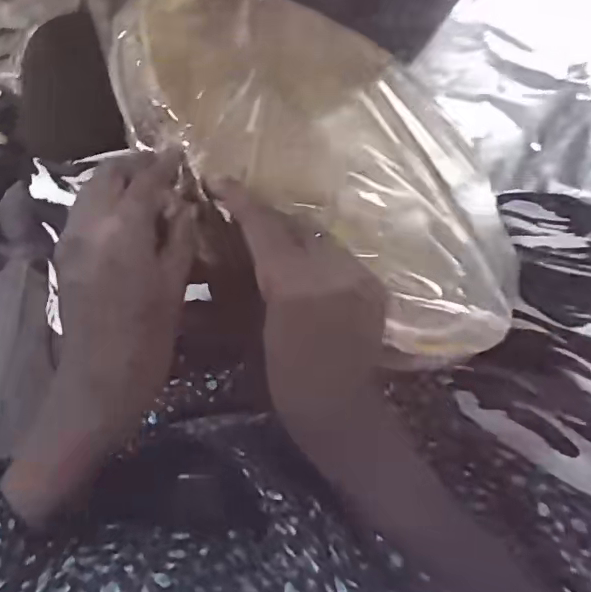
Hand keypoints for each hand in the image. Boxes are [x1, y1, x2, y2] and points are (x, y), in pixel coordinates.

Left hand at [1, 152, 195, 524]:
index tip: (179, 153)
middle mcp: (88, 224)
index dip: (164, 164)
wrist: (97, 380)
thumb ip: (178, 236)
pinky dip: (102, 206)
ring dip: (115, 184)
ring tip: (144, 193)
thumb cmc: (147, 339)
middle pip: (107, 175)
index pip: (144, 179)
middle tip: (160, 171)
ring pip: (89, 192)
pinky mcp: (61, 257)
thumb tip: (180, 204)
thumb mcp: (173, 285)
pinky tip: (124, 219)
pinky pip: (82, 215)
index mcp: (121, 229)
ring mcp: (69, 240)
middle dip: (134, 166)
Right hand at [214, 181, 387, 436]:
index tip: (217, 180)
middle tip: (236, 210)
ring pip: (316, 236)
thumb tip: (224, 249)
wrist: (341, 411)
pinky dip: (312, 252)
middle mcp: (332, 271)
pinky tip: (298, 263)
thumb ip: (243, 283)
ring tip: (265, 238)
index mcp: (294, 285)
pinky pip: (335, 255)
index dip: (240, 200)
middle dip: (263, 214)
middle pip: (293, 224)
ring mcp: (358, 276)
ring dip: (289, 232)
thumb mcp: (250, 330)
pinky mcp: (372, 285)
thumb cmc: (283, 380)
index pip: (265, 227)